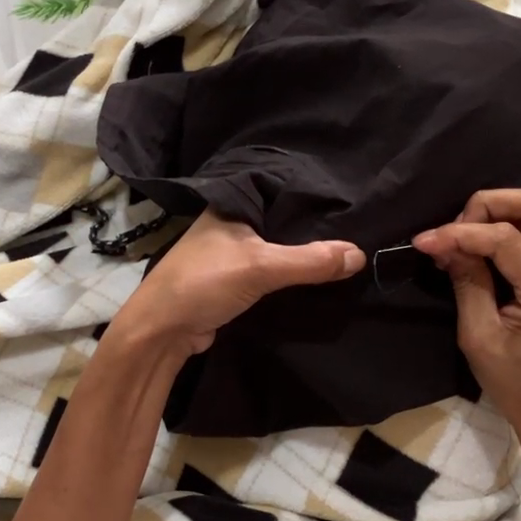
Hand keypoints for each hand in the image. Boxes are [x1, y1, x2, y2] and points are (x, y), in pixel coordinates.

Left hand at [110, 211, 365, 356]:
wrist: (161, 331)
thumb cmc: (203, 283)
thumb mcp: (260, 267)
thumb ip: (309, 260)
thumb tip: (360, 254)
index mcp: (232, 202)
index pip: (282, 188)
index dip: (314, 195)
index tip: (354, 202)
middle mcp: (231, 221)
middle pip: (283, 221)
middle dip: (313, 229)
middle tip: (359, 231)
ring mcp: (230, 252)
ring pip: (277, 248)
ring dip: (302, 256)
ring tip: (346, 254)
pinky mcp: (233, 281)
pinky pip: (271, 273)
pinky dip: (290, 276)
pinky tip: (318, 280)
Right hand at [413, 188, 520, 451]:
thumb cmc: (514, 383)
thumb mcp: (478, 336)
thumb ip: (467, 281)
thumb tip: (445, 243)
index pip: (505, 237)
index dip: (459, 232)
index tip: (423, 242)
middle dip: (488, 205)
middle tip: (454, 232)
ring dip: (500, 213)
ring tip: (465, 239)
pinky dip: (512, 228)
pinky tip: (484, 249)